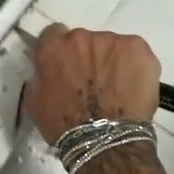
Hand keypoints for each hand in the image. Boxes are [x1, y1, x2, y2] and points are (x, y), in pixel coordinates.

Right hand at [23, 24, 161, 142]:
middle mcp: (81, 36)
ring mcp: (112, 40)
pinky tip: (131, 86)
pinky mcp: (138, 48)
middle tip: (90, 82)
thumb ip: (40, 76)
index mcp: (52, 47)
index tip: (63, 67)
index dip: (59, 52)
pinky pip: (133, 52)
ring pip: (109, 46)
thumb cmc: (63, 124)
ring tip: (114, 88)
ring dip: (109, 61)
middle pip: (83, 40)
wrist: (105, 138)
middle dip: (85, 57)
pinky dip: (132, 66)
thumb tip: (47, 70)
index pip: (53, 34)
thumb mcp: (35, 100)